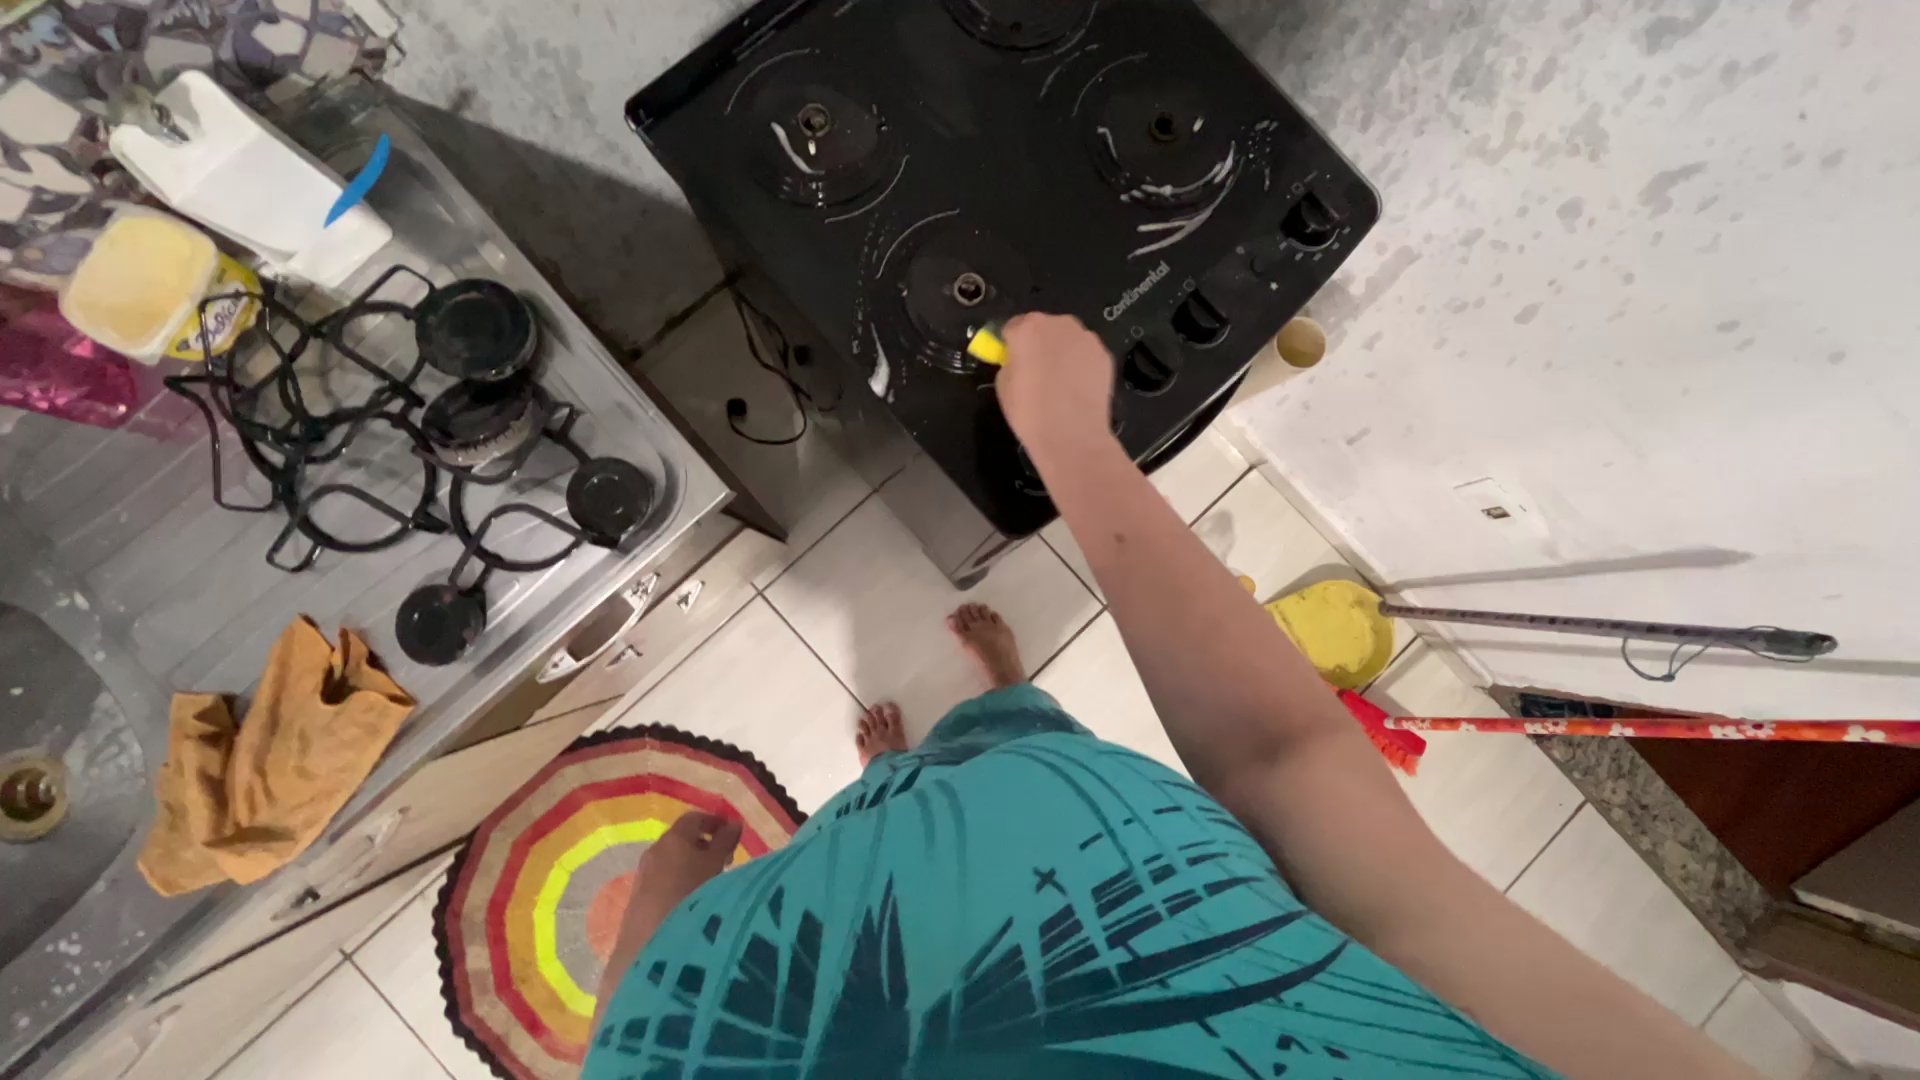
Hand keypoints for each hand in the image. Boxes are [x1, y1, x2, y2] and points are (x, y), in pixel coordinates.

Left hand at [630, 811, 741, 921]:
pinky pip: (662, 880)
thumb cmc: (691, 893)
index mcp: (673, 838)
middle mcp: (654, 851)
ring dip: (691, 865)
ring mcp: (643, 876)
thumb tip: (733, 824)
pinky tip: (690, 900)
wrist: (650, 944)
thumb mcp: (716, 864)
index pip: (694, 818)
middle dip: (703, 844)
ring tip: (711, 882)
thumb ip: (726, 842)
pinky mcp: (637, 900)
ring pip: (671, 861)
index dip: (714, 821)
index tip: (731, 832)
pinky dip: (679, 881)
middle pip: (680, 839)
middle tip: (725, 859)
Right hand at [994, 313, 1116, 458]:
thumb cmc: (1030, 412)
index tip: (1013, 361)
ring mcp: (1086, 338)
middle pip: (1044, 327)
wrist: (1072, 435)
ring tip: (1061, 383)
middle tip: (1037, 372)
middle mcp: (1059, 324)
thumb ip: (1010, 362)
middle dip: (1040, 344)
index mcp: (1028, 328)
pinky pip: (1086, 354)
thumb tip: (1020, 360)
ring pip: (1068, 339)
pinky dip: (1081, 364)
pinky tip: (1078, 388)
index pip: (1014, 327)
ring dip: (1062, 352)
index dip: (1012, 344)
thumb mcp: (1003, 385)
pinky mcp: (1105, 355)